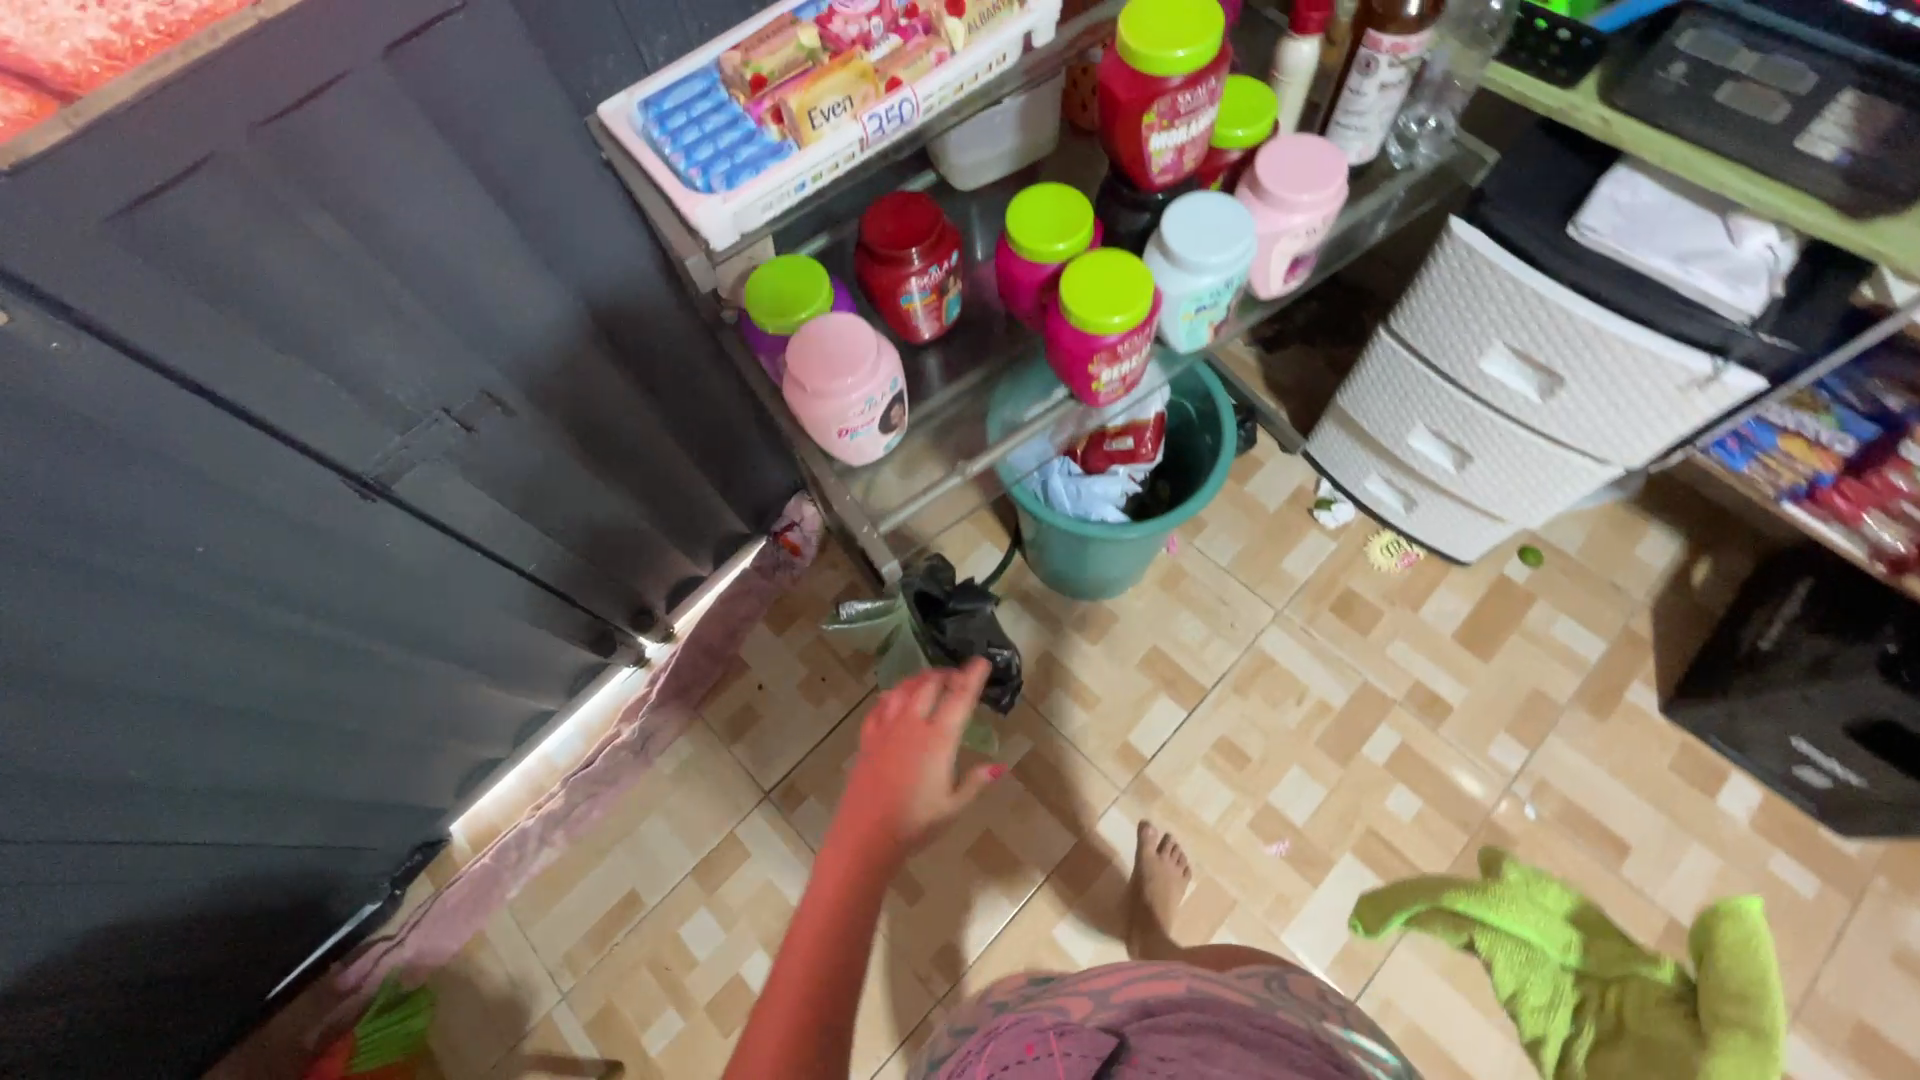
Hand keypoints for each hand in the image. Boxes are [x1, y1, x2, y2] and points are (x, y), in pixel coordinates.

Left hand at [830, 658, 1002, 866]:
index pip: (960, 698)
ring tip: (930, 679)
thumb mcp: (953, 807)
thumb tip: (999, 766)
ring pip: (903, 690)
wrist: (866, 836)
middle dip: (945, 675)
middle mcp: (912, 726)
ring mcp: (886, 730)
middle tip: (957, 676)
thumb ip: (975, 782)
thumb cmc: (915, 824)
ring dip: (919, 679)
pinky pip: (879, 707)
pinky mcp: (868, 740)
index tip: (981, 661)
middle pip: (929, 686)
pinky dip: (891, 696)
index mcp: (938, 740)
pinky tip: (894, 698)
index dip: (972, 677)